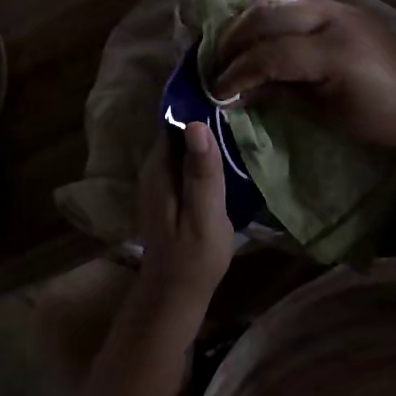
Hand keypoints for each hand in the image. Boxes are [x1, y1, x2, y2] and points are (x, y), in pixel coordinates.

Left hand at [137, 122, 233, 297]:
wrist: (175, 292)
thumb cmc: (193, 255)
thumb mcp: (204, 213)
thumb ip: (201, 171)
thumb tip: (196, 125)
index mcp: (159, 169)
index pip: (174, 122)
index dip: (199, 110)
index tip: (229, 102)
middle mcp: (152, 169)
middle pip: (178, 133)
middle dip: (205, 124)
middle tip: (242, 116)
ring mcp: (158, 182)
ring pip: (182, 149)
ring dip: (206, 143)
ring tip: (241, 133)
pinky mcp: (168, 194)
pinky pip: (185, 165)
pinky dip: (203, 161)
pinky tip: (226, 163)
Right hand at [213, 0, 395, 156]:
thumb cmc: (382, 119)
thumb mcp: (325, 114)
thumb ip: (278, 94)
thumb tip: (235, 94)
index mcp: (334, 52)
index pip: (269, 54)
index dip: (236, 74)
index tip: (215, 93)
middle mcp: (333, 18)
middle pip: (265, 17)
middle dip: (234, 42)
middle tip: (215, 67)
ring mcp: (338, 5)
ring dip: (246, 21)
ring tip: (229, 46)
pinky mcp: (340, 4)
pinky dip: (267, 9)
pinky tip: (255, 28)